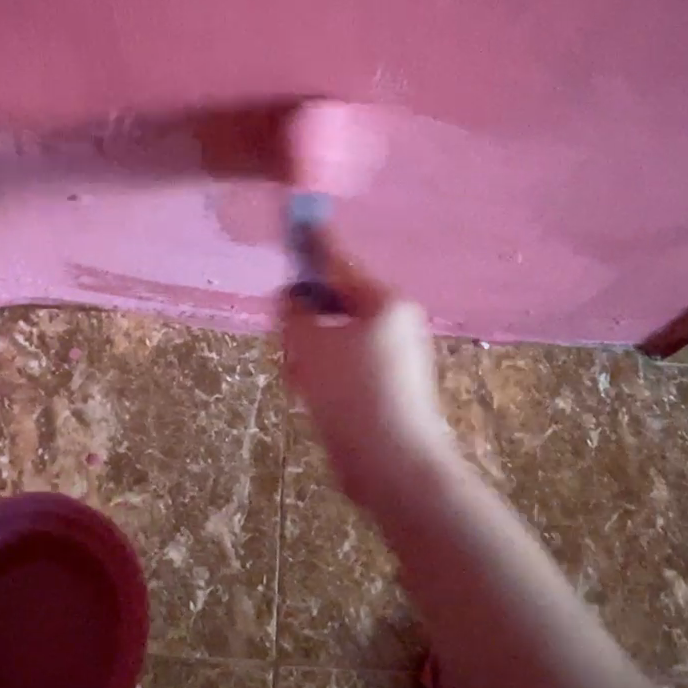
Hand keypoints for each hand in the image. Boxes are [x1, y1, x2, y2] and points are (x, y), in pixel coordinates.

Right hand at [279, 233, 452, 501]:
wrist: (396, 468)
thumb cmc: (353, 395)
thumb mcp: (310, 344)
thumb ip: (294, 310)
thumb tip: (294, 296)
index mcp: (384, 301)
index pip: (339, 261)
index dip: (312, 244)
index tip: (298, 219)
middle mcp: (396, 321)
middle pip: (335, 304)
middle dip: (306, 323)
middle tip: (290, 351)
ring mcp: (396, 356)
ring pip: (337, 339)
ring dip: (312, 355)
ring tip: (303, 386)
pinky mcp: (391, 388)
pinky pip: (347, 366)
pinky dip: (327, 376)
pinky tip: (317, 402)